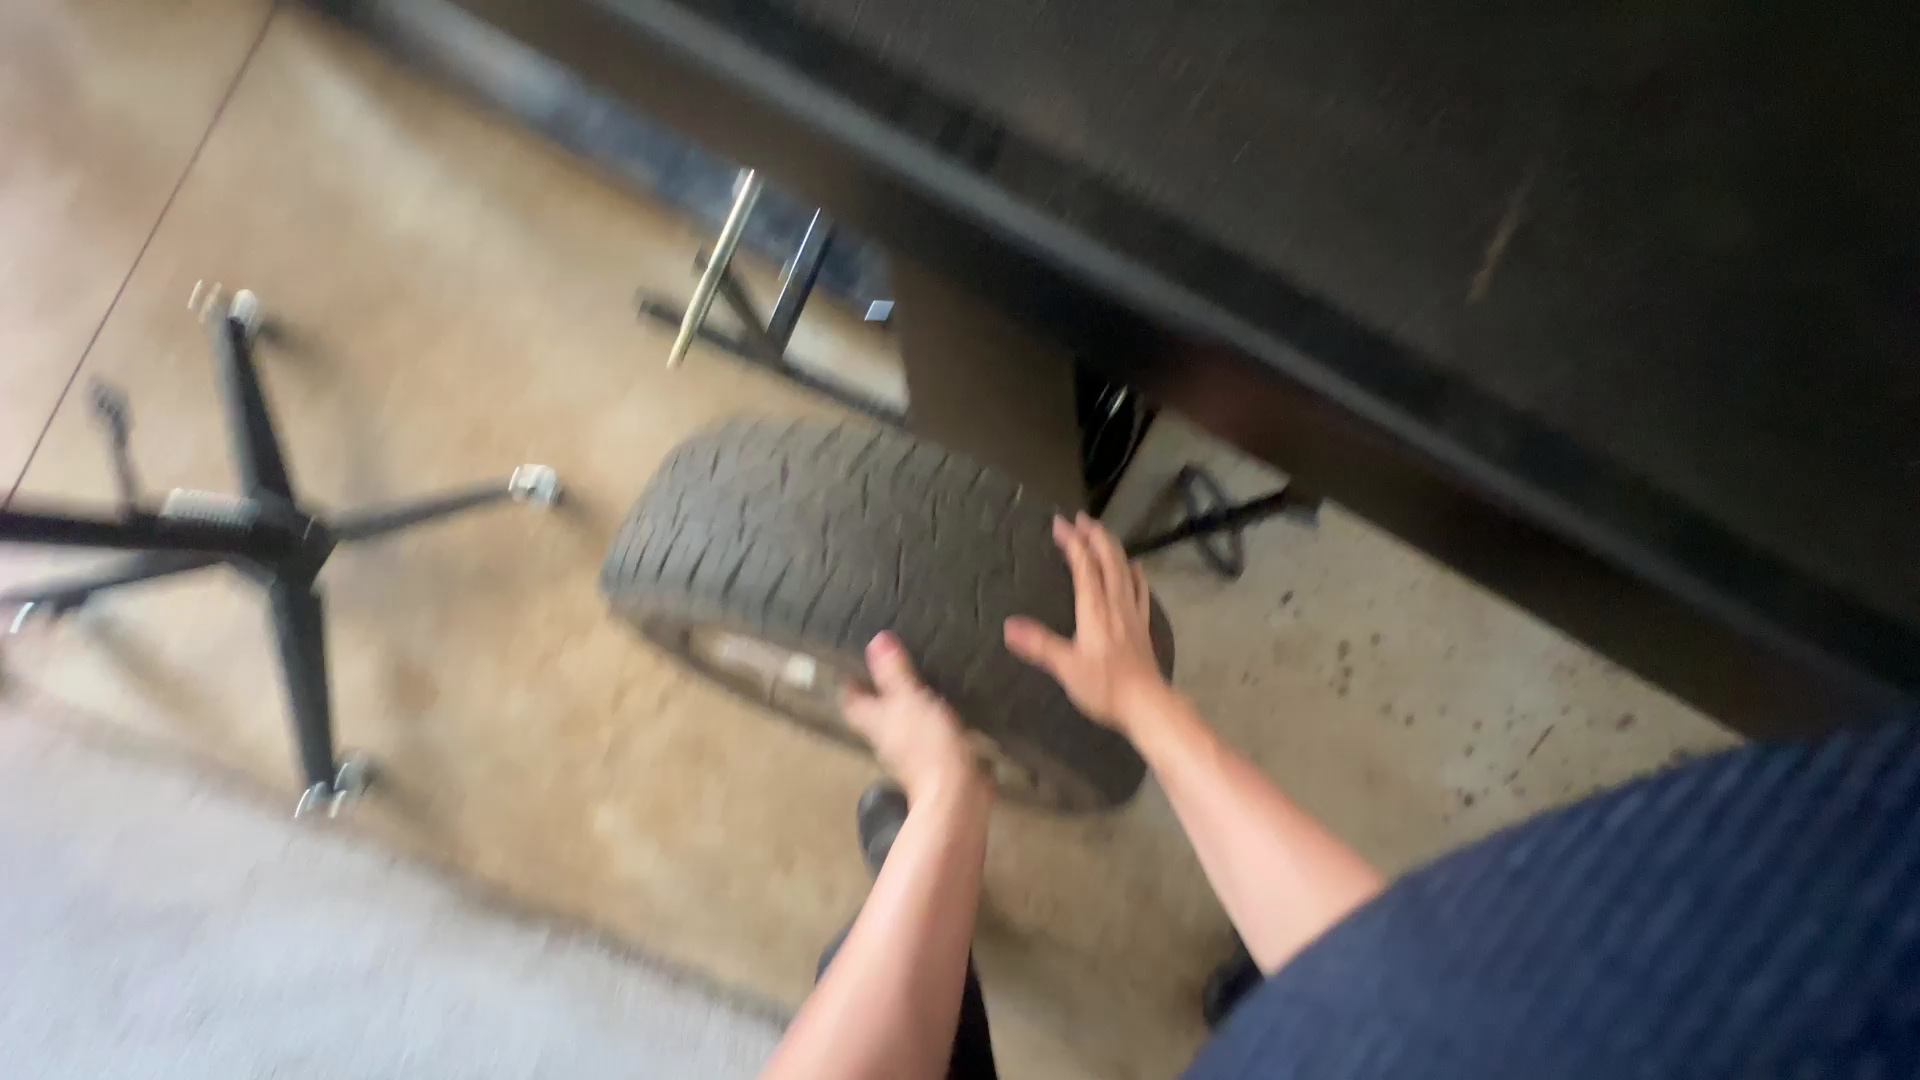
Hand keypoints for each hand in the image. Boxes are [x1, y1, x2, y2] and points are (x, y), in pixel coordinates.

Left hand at [841, 632, 983, 802]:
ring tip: (920, 674)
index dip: (850, 679)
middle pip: (875, 710)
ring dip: (907, 702)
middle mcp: (886, 736)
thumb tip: (876, 640)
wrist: (957, 792)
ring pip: (902, 719)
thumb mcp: (910, 700)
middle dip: (880, 687)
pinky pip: (927, 730)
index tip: (855, 657)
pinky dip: (931, 716)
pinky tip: (945, 703)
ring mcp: (910, 749)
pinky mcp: (935, 757)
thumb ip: (894, 672)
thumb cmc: (927, 744)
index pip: (851, 699)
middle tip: (892, 658)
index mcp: (874, 721)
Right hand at [1004, 514, 1171, 732]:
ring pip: (1125, 571)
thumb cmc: (1104, 686)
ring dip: (1112, 548)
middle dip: (1095, 536)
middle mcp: (1115, 604)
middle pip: (1108, 560)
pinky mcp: (1142, 626)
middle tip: (1081, 518)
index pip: (1084, 566)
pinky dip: (1135, 574)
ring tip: (1102, 534)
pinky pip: (1140, 591)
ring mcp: (1132, 613)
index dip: (1072, 542)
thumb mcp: (1066, 667)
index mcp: (1094, 609)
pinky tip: (1136, 567)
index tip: (1060, 523)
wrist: (1147, 705)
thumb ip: (1039, 644)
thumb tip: (1008, 626)